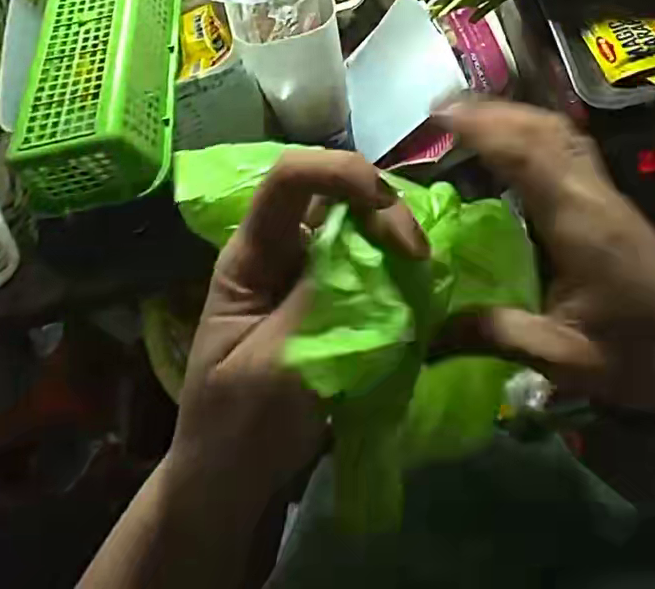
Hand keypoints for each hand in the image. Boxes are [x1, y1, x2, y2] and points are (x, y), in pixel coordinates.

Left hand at [167, 150, 427, 505]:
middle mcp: (282, 249)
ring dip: (394, 235)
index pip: (288, 178)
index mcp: (251, 254)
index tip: (385, 209)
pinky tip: (417, 289)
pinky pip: (370, 263)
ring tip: (421, 270)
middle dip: (381, 206)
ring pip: (357, 223)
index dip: (338, 172)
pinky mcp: (334, 300)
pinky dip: (398, 267)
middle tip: (417, 253)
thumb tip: (374, 255)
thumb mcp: (273, 367)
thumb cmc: (236, 427)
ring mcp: (309, 273)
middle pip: (332, 191)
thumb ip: (320, 305)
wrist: (233, 483)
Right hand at [435, 99, 654, 415]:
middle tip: (442, 108)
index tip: (439, 114)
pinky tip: (514, 141)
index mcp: (579, 223)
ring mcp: (605, 192)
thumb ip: (497, 335)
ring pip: (558, 131)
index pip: (526, 156)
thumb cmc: (642, 356)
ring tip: (469, 115)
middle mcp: (592, 194)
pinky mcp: (611, 199)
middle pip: (542, 129)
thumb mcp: (565, 357)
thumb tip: (428, 334)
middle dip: (491, 110)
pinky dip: (532, 129)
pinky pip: (567, 145)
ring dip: (513, 114)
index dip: (482, 128)